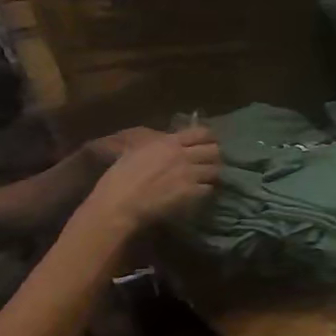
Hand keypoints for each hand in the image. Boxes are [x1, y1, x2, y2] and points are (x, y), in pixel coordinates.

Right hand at [74, 126, 219, 231]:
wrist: (120, 203)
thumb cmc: (120, 176)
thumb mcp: (135, 149)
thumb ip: (155, 143)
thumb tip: (165, 140)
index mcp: (169, 142)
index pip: (202, 133)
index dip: (208, 138)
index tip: (206, 144)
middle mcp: (183, 155)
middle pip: (215, 150)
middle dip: (213, 156)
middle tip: (208, 163)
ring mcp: (190, 174)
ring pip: (215, 170)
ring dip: (212, 174)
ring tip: (205, 179)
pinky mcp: (192, 193)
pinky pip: (209, 188)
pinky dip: (206, 190)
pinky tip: (200, 193)